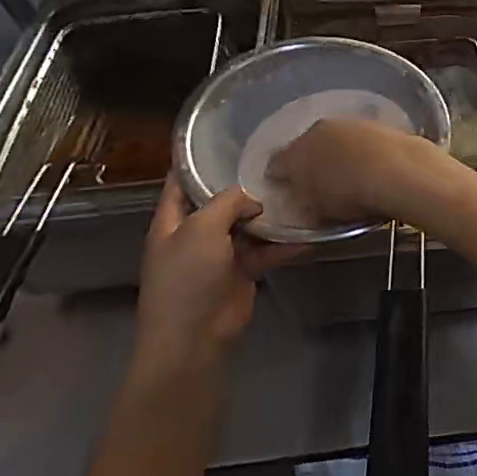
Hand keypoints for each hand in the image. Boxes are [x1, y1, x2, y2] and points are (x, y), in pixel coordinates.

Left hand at [132, 176, 302, 376]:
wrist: (194, 336)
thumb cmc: (187, 277)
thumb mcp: (201, 229)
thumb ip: (227, 203)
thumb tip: (252, 198)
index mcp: (172, 221)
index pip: (180, 182)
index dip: (195, 161)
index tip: (222, 139)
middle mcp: (194, 234)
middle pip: (219, 203)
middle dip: (242, 187)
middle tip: (274, 163)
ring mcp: (219, 255)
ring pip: (245, 227)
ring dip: (266, 216)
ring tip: (295, 194)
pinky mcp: (241, 273)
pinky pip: (263, 252)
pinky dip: (281, 245)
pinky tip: (304, 235)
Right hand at [267, 118, 457, 224]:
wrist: (400, 171)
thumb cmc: (352, 196)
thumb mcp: (319, 212)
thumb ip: (304, 204)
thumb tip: (302, 200)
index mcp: (295, 153)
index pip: (277, 164)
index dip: (279, 177)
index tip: (285, 188)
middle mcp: (316, 130)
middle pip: (306, 147)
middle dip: (309, 162)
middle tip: (319, 182)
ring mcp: (348, 123)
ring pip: (334, 139)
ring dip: (338, 153)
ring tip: (350, 175)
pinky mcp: (377, 123)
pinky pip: (361, 141)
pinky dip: (362, 152)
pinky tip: (373, 167)